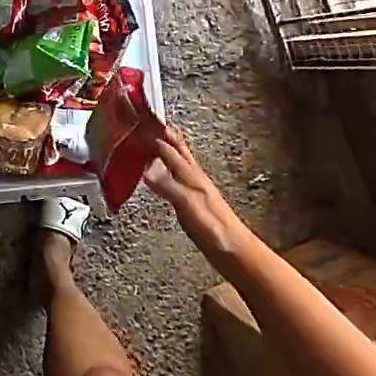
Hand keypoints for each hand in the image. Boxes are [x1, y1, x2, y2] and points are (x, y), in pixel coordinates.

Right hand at [144, 127, 246, 252]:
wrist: (235, 251)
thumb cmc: (215, 229)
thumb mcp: (187, 205)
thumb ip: (167, 186)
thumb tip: (147, 169)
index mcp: (192, 176)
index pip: (170, 151)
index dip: (155, 138)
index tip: (141, 127)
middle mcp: (194, 179)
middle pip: (179, 151)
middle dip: (166, 137)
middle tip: (153, 124)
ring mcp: (195, 190)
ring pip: (180, 163)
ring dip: (169, 150)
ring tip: (160, 141)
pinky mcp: (193, 202)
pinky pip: (177, 178)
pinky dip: (168, 170)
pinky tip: (166, 174)